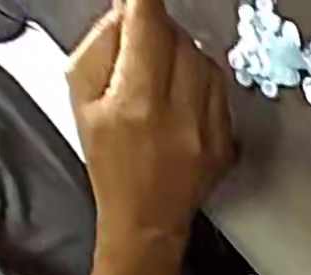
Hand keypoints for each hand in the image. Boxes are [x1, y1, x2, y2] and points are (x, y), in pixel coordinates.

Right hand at [68, 0, 234, 250]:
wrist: (147, 216)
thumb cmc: (108, 159)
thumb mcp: (82, 94)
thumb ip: (103, 44)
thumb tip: (127, 10)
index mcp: (138, 104)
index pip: (151, 28)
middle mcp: (182, 120)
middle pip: (183, 44)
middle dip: (161, 28)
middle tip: (143, 34)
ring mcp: (211, 136)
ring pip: (208, 66)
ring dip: (186, 53)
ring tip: (162, 67)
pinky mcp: (228, 147)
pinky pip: (222, 95)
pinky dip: (203, 82)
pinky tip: (184, 93)